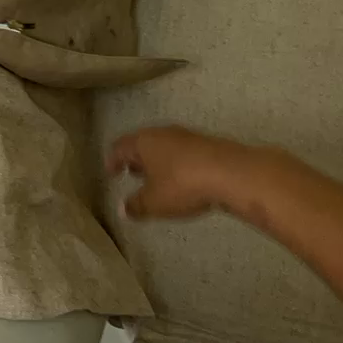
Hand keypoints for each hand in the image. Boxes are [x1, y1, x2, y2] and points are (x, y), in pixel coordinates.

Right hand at [106, 126, 298, 219]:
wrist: (232, 173)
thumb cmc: (182, 184)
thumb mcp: (154, 202)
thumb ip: (136, 205)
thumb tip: (122, 208)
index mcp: (143, 142)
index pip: (120, 147)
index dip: (112, 160)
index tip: (110, 172)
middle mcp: (162, 134)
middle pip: (142, 144)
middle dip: (135, 159)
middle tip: (130, 173)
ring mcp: (187, 137)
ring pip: (164, 147)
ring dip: (157, 162)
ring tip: (156, 179)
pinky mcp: (207, 146)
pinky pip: (183, 154)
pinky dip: (176, 165)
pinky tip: (181, 180)